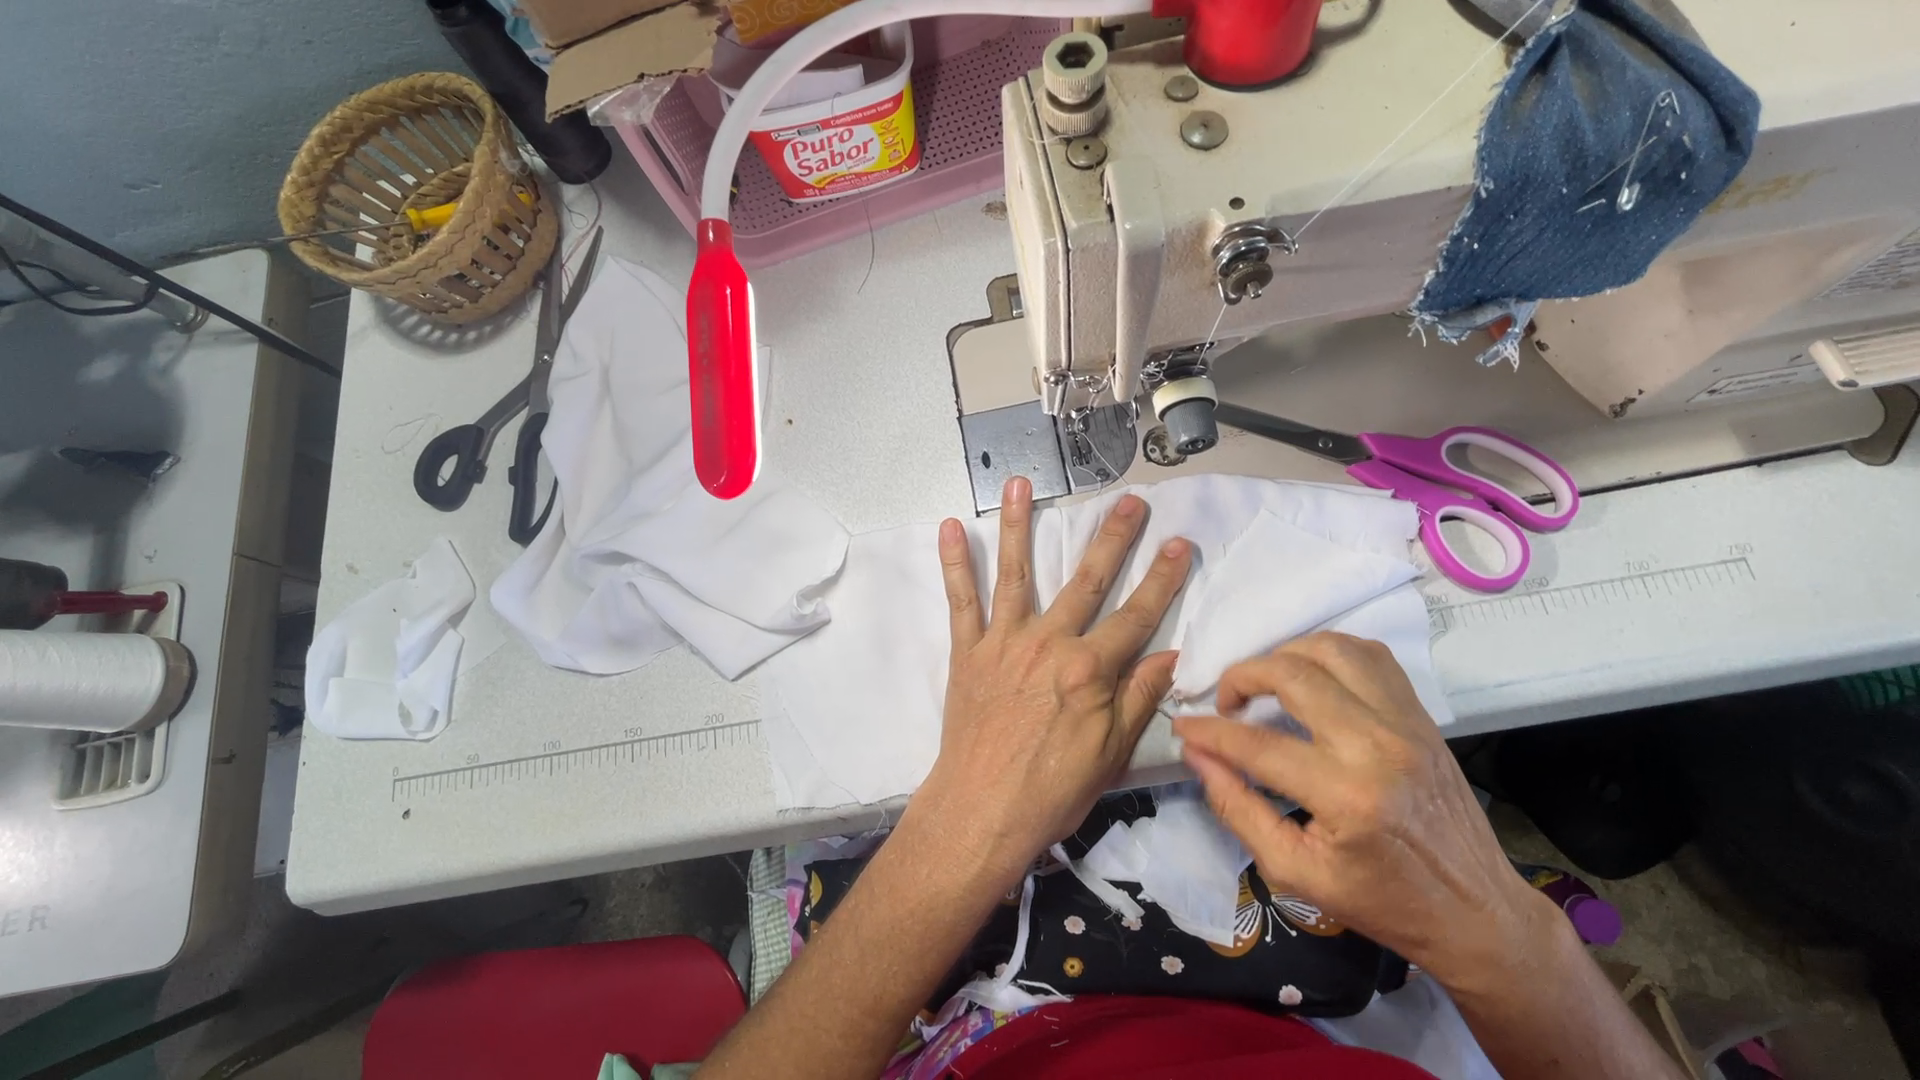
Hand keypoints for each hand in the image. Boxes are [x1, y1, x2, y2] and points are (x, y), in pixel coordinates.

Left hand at [911, 476, 1193, 885]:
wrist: (981, 812)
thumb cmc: (1053, 791)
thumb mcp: (1112, 753)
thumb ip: (1139, 699)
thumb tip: (1170, 657)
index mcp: (1089, 670)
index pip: (1137, 616)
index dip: (1162, 579)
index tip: (1179, 544)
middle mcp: (1048, 644)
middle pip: (1086, 581)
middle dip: (1111, 539)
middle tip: (1129, 502)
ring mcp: (1004, 643)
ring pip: (1016, 573)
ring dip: (1020, 525)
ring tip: (1022, 483)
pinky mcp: (968, 652)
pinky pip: (961, 600)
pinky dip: (956, 563)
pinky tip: (952, 527)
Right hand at [1173, 634, 1557, 995]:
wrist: (1474, 909)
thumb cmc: (1380, 901)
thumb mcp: (1295, 873)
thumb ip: (1238, 808)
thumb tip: (1197, 755)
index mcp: (1345, 796)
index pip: (1257, 744)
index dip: (1209, 731)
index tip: (1183, 725)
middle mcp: (1377, 745)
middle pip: (1293, 675)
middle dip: (1243, 676)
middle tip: (1226, 703)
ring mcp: (1405, 722)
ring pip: (1333, 650)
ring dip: (1285, 656)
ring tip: (1266, 684)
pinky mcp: (1421, 715)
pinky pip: (1370, 655)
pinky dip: (1329, 654)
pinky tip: (1311, 678)